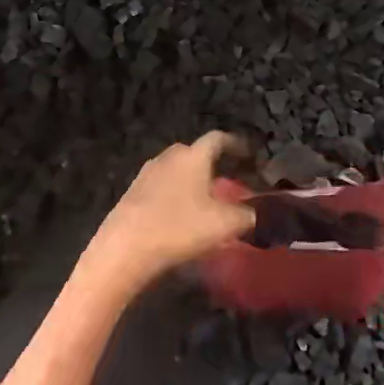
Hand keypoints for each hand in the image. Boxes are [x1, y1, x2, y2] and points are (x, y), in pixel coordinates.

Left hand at [80, 133, 255, 295]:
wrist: (127, 245)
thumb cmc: (180, 227)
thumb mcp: (225, 224)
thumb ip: (247, 215)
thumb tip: (255, 213)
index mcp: (193, 156)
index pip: (218, 139)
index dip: (236, 144)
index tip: (249, 154)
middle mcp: (168, 157)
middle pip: (195, 153)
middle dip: (213, 164)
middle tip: (230, 180)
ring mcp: (147, 172)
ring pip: (177, 169)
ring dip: (193, 180)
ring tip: (207, 200)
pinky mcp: (134, 191)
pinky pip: (162, 185)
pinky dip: (176, 193)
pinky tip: (181, 213)